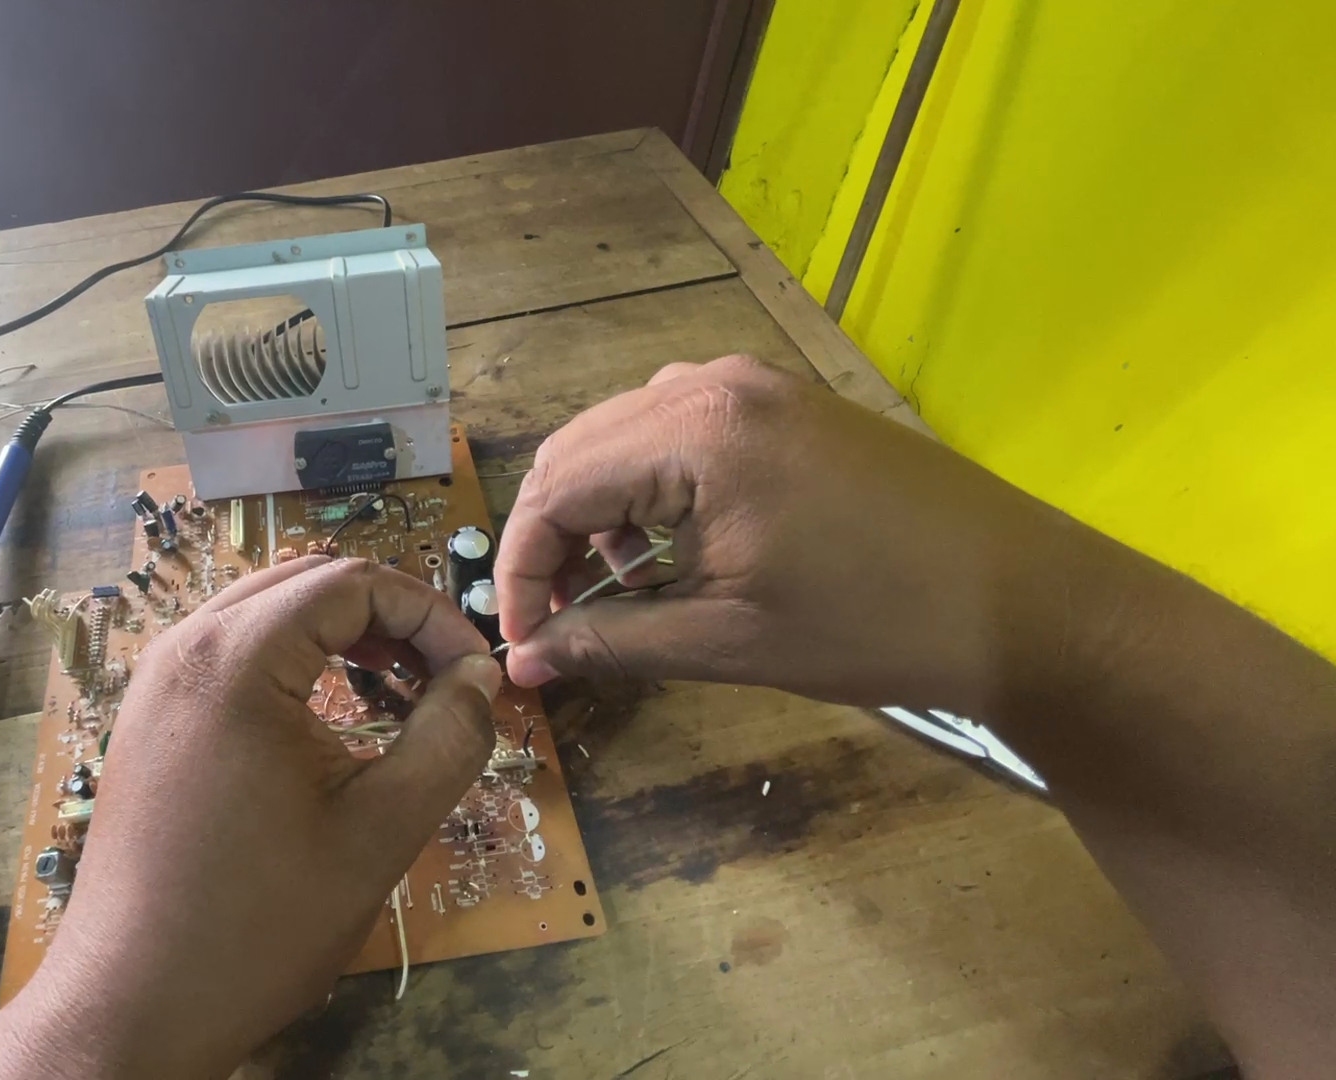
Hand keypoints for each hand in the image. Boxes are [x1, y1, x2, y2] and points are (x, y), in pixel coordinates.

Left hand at [0, 557, 500, 1079]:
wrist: (132, 1006)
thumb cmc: (259, 924)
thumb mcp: (380, 830)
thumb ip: (448, 738)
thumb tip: (479, 676)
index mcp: (235, 657)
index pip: (353, 583)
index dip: (429, 615)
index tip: (474, 672)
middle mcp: (188, 643)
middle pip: (310, 581)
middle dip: (389, 614)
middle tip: (441, 674)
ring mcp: (162, 674)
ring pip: (273, 606)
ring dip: (345, 629)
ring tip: (397, 682)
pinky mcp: (156, 707)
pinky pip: (239, 645)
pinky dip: (299, 653)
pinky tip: (332, 703)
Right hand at [497, 356, 1335, 1074]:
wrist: (1036, 605)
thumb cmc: (875, 626)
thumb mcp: (723, 642)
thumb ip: (604, 642)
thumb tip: (519, 667)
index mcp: (694, 433)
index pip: (554, 491)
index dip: (519, 570)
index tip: (521, 640)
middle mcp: (705, 386)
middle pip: (573, 456)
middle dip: (545, 541)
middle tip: (549, 618)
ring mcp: (744, 386)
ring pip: (612, 442)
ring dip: (588, 514)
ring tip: (604, 587)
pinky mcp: (772, 404)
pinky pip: (663, 436)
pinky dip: (637, 493)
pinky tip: (657, 546)